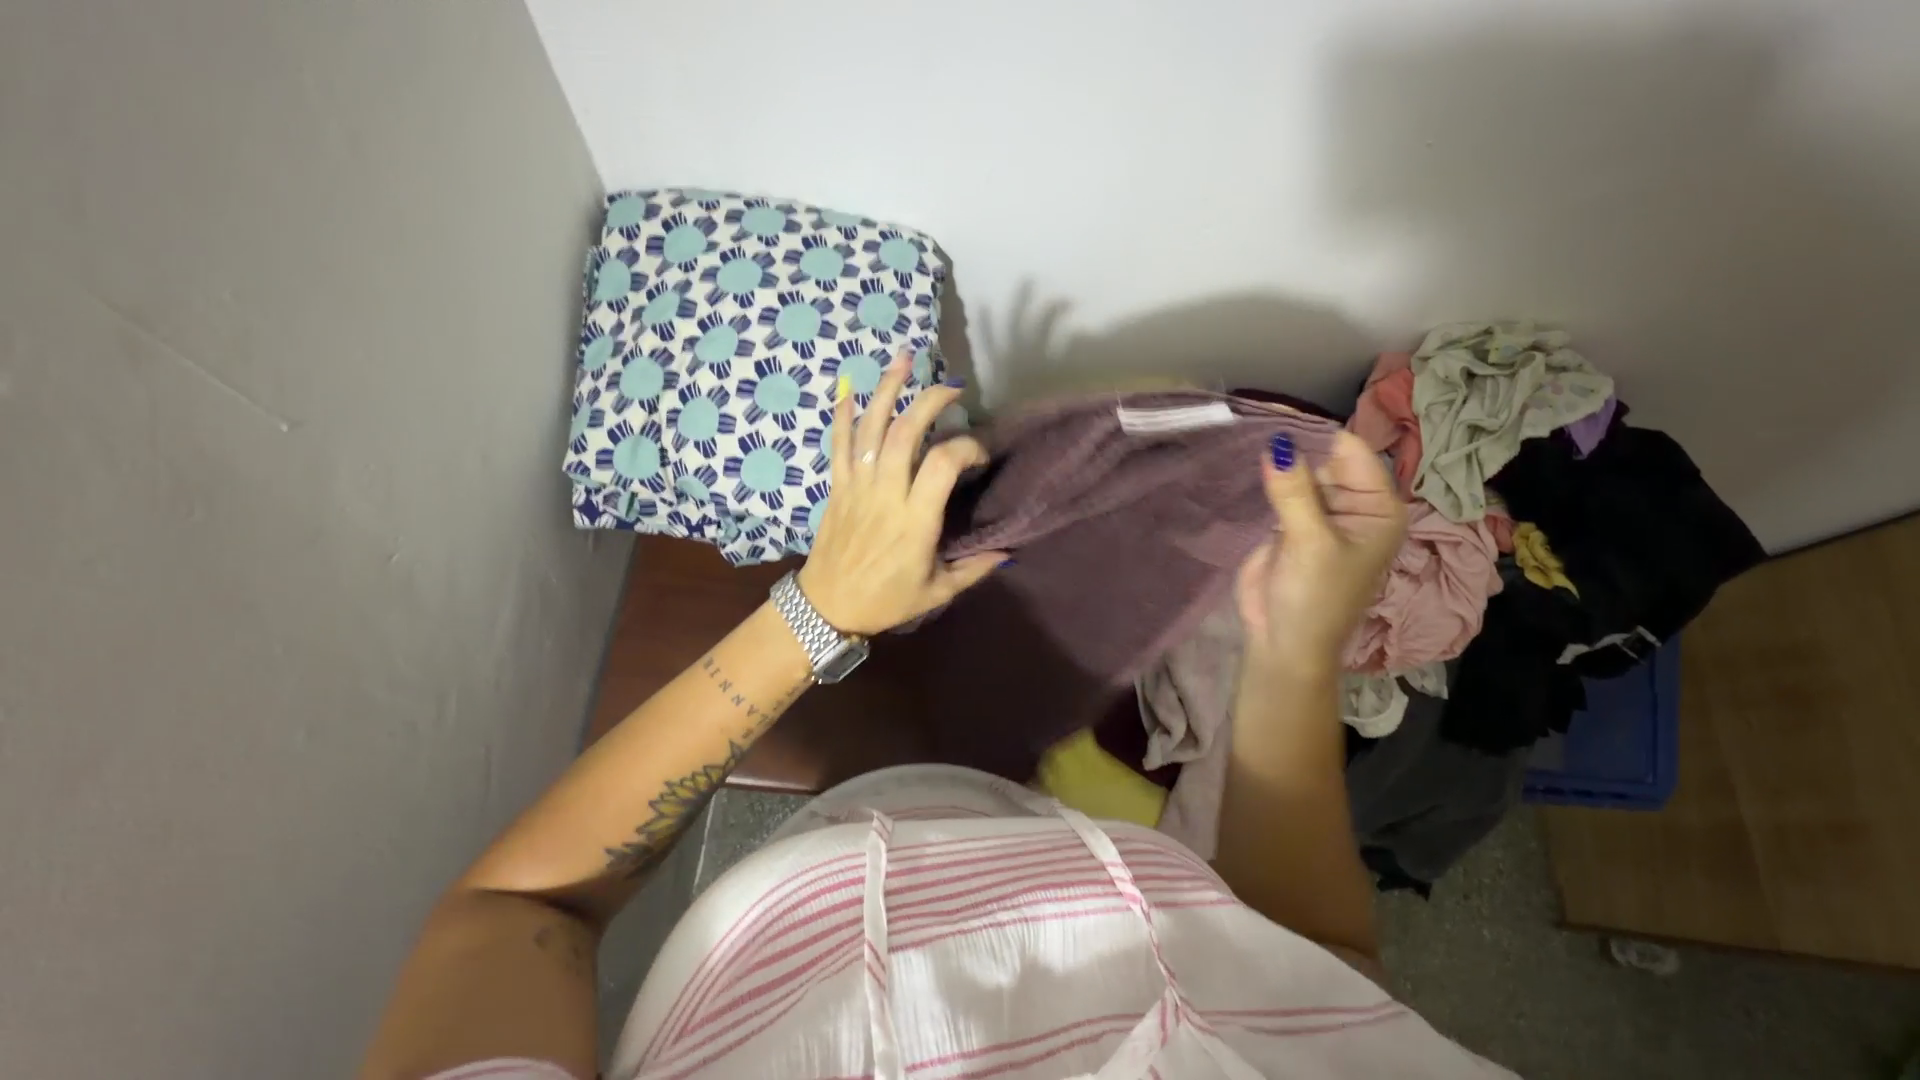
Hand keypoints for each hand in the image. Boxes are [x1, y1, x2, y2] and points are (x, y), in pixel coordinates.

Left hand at [795, 348, 1008, 635]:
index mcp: (915, 520)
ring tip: (903, 358)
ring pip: (871, 428)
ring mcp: (857, 485)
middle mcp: (885, 493)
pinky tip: (848, 385)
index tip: (979, 453)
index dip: (966, 446)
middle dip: (930, 402)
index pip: (943, 464)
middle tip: (952, 388)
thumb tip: (1009, 551)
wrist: (827, 607)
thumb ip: (973, 568)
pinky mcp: (837, 486)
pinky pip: (838, 443)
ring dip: (887, 390)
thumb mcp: (936, 591)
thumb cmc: (886, 601)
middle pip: (906, 433)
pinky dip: (842, 413)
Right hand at [1235, 430, 1406, 677]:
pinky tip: (1240, 455)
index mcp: (1379, 508)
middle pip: (1324, 457)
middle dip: (1293, 439)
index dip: (1314, 430)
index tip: (1273, 411)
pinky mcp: (1289, 524)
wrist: (1283, 645)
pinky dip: (1263, 475)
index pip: (1350, 452)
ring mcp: (1319, 514)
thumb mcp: (1309, 543)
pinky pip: (1279, 489)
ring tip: (1241, 427)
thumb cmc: (1314, 599)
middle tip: (1251, 414)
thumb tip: (1277, 442)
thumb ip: (1294, 491)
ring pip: (1299, 471)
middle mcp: (1354, 505)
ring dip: (1275, 456)